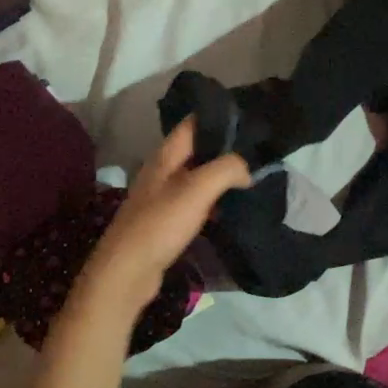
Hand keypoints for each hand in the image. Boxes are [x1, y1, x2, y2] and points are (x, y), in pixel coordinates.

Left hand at [74, 120, 250, 311]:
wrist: (128, 271)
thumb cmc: (160, 224)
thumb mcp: (197, 189)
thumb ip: (225, 170)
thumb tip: (247, 169)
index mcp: (165, 156)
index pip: (192, 123)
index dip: (218, 116)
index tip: (250, 117)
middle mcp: (161, 171)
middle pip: (196, 149)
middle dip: (225, 148)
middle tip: (258, 150)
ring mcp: (162, 197)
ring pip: (196, 177)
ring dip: (220, 176)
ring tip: (252, 177)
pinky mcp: (165, 222)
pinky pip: (194, 202)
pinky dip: (213, 201)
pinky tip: (231, 208)